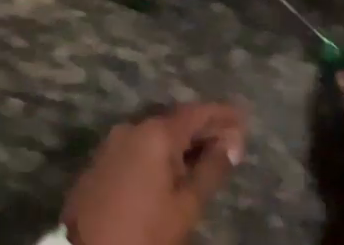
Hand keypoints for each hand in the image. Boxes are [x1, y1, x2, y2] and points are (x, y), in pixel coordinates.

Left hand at [63, 103, 246, 244]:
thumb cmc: (142, 231)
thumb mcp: (185, 206)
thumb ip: (212, 169)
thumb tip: (232, 143)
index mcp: (157, 133)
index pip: (199, 113)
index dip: (223, 115)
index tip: (244, 118)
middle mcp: (134, 126)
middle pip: (177, 120)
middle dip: (203, 129)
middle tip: (227, 142)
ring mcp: (113, 142)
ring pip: (156, 133)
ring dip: (180, 142)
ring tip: (201, 157)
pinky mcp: (100, 161)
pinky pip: (138, 146)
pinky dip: (158, 152)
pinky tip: (170, 169)